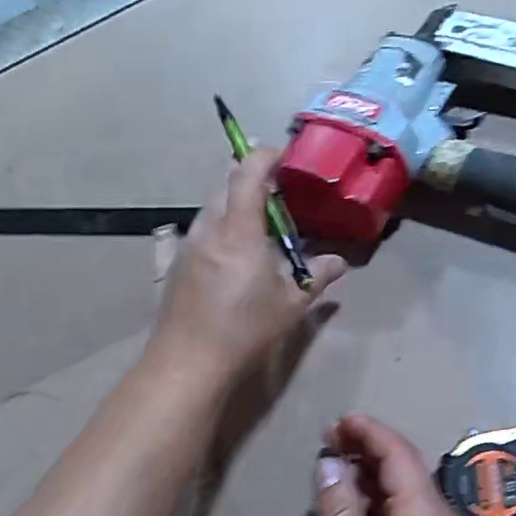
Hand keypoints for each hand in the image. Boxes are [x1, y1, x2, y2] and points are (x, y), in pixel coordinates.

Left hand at [151, 149, 346, 382]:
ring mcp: (187, 245)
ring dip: (233, 200)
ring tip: (258, 218)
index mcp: (239, 233)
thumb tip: (339, 262)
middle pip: (224, 183)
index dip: (264, 155)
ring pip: (210, 206)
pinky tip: (232, 250)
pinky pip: (200, 229)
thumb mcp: (290, 305)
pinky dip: (220, 224)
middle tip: (276, 186)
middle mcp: (209, 229)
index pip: (247, 174)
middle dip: (249, 174)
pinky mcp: (176, 263)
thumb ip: (317, 277)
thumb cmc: (245, 331)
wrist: (188, 362)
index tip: (283, 154)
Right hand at [313, 413, 480, 515]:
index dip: (368, 432)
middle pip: (408, 470)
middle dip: (368, 450)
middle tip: (327, 440)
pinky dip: (384, 502)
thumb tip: (329, 463)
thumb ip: (338, 514)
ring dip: (374, 475)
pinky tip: (357, 505)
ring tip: (335, 466)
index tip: (336, 420)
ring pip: (410, 493)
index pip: (400, 456)